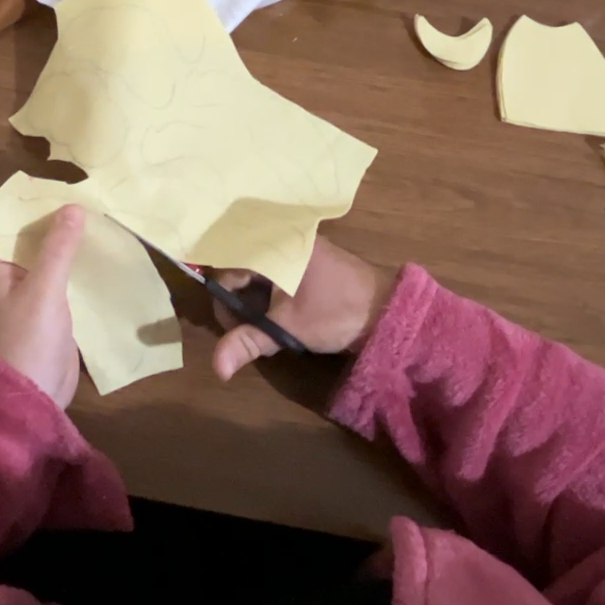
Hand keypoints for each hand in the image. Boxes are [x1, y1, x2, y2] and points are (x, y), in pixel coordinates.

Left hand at [0, 204, 86, 406]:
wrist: (32, 397)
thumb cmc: (27, 339)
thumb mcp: (43, 289)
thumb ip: (58, 248)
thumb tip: (73, 207)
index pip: (14, 224)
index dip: (38, 206)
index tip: (69, 188)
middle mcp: (12, 275)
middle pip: (37, 240)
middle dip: (62, 223)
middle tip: (96, 201)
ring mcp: (33, 294)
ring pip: (55, 259)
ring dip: (75, 245)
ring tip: (106, 220)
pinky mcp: (53, 311)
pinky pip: (68, 279)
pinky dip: (82, 267)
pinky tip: (106, 255)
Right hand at [210, 237, 389, 380]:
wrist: (387, 310)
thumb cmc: (336, 313)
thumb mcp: (288, 329)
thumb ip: (248, 342)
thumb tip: (217, 368)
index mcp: (274, 245)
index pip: (228, 265)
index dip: (224, 297)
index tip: (232, 324)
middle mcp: (282, 237)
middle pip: (240, 263)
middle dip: (238, 298)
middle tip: (246, 327)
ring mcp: (296, 245)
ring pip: (256, 267)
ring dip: (253, 296)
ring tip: (261, 323)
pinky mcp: (306, 257)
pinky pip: (273, 267)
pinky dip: (267, 289)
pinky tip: (274, 311)